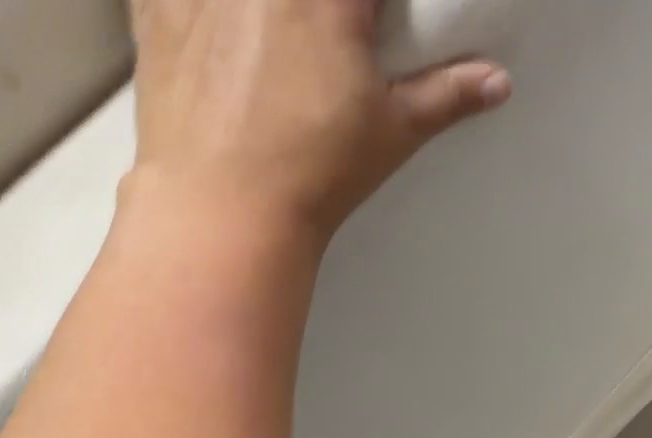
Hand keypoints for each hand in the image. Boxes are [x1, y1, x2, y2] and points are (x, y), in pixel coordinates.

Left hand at [128, 0, 510, 241]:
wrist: (228, 203)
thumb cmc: (317, 166)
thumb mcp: (396, 129)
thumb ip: (448, 94)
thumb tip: (497, 81)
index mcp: (325, 0)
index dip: (377, 8)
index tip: (379, 23)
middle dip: (330, 14)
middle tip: (342, 34)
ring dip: (269, 12)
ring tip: (282, 41)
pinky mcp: (154, 7)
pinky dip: (205, 10)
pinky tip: (224, 30)